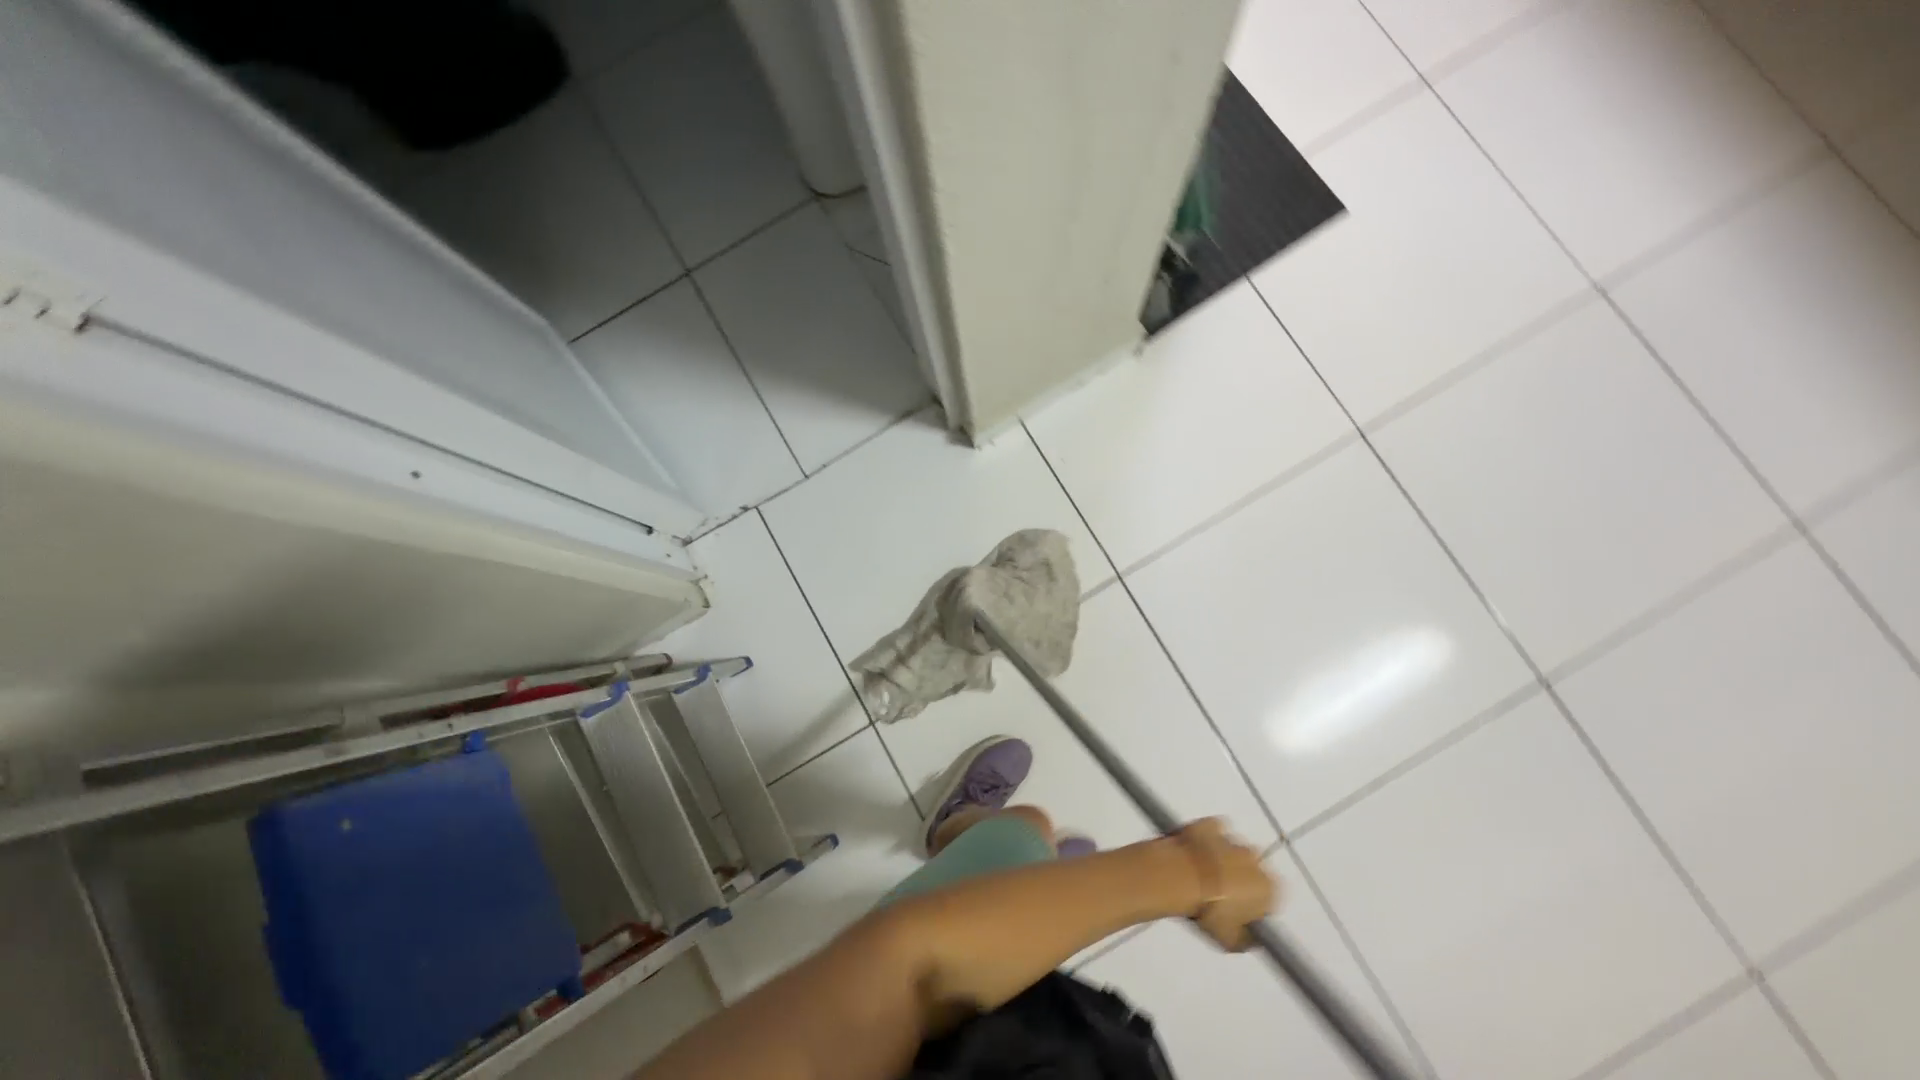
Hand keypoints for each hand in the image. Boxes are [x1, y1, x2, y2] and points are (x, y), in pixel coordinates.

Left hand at [1167, 818, 1278, 950]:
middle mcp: (1258, 861)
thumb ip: (1246, 941)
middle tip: (1216, 896)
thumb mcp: (1230, 941)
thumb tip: (1251, 940)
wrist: (1181, 876)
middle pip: (1252, 874)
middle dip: (1239, 883)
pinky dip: (1207, 840)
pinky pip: (1214, 833)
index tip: (1234, 917)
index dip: (1252, 911)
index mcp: (1270, 889)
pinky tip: (1195, 852)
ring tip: (1201, 875)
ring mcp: (1235, 839)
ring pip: (1234, 852)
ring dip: (1223, 861)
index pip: (1268, 903)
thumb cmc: (1209, 911)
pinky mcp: (1213, 824)